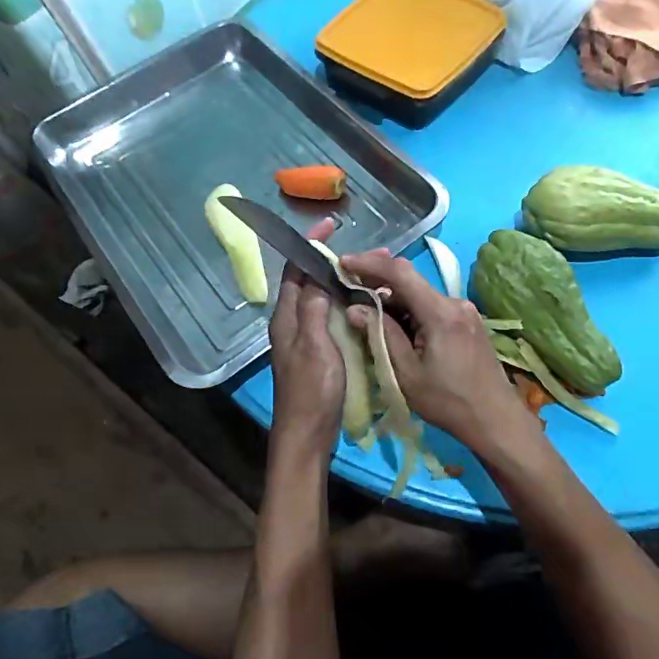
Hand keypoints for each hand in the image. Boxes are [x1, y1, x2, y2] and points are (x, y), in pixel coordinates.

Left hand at [267, 218, 344, 454]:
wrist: (308, 433)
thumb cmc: (311, 390)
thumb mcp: (315, 345)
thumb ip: (313, 308)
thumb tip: (317, 273)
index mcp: (287, 316)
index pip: (295, 269)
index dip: (311, 245)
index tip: (331, 225)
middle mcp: (292, 322)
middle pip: (308, 282)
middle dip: (331, 262)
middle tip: (366, 252)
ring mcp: (305, 337)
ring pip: (321, 299)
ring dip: (340, 282)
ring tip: (371, 273)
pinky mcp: (318, 351)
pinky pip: (330, 317)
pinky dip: (345, 305)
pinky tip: (366, 304)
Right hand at [339, 250, 538, 453]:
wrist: (496, 420)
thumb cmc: (448, 401)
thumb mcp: (406, 372)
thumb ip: (381, 335)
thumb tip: (354, 309)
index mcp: (441, 313)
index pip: (400, 273)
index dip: (368, 263)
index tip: (342, 263)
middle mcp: (455, 303)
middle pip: (410, 280)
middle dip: (376, 279)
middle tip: (347, 285)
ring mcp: (465, 311)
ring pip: (420, 294)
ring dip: (392, 298)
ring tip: (364, 308)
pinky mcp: (467, 322)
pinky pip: (431, 306)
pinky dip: (408, 308)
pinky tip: (393, 322)